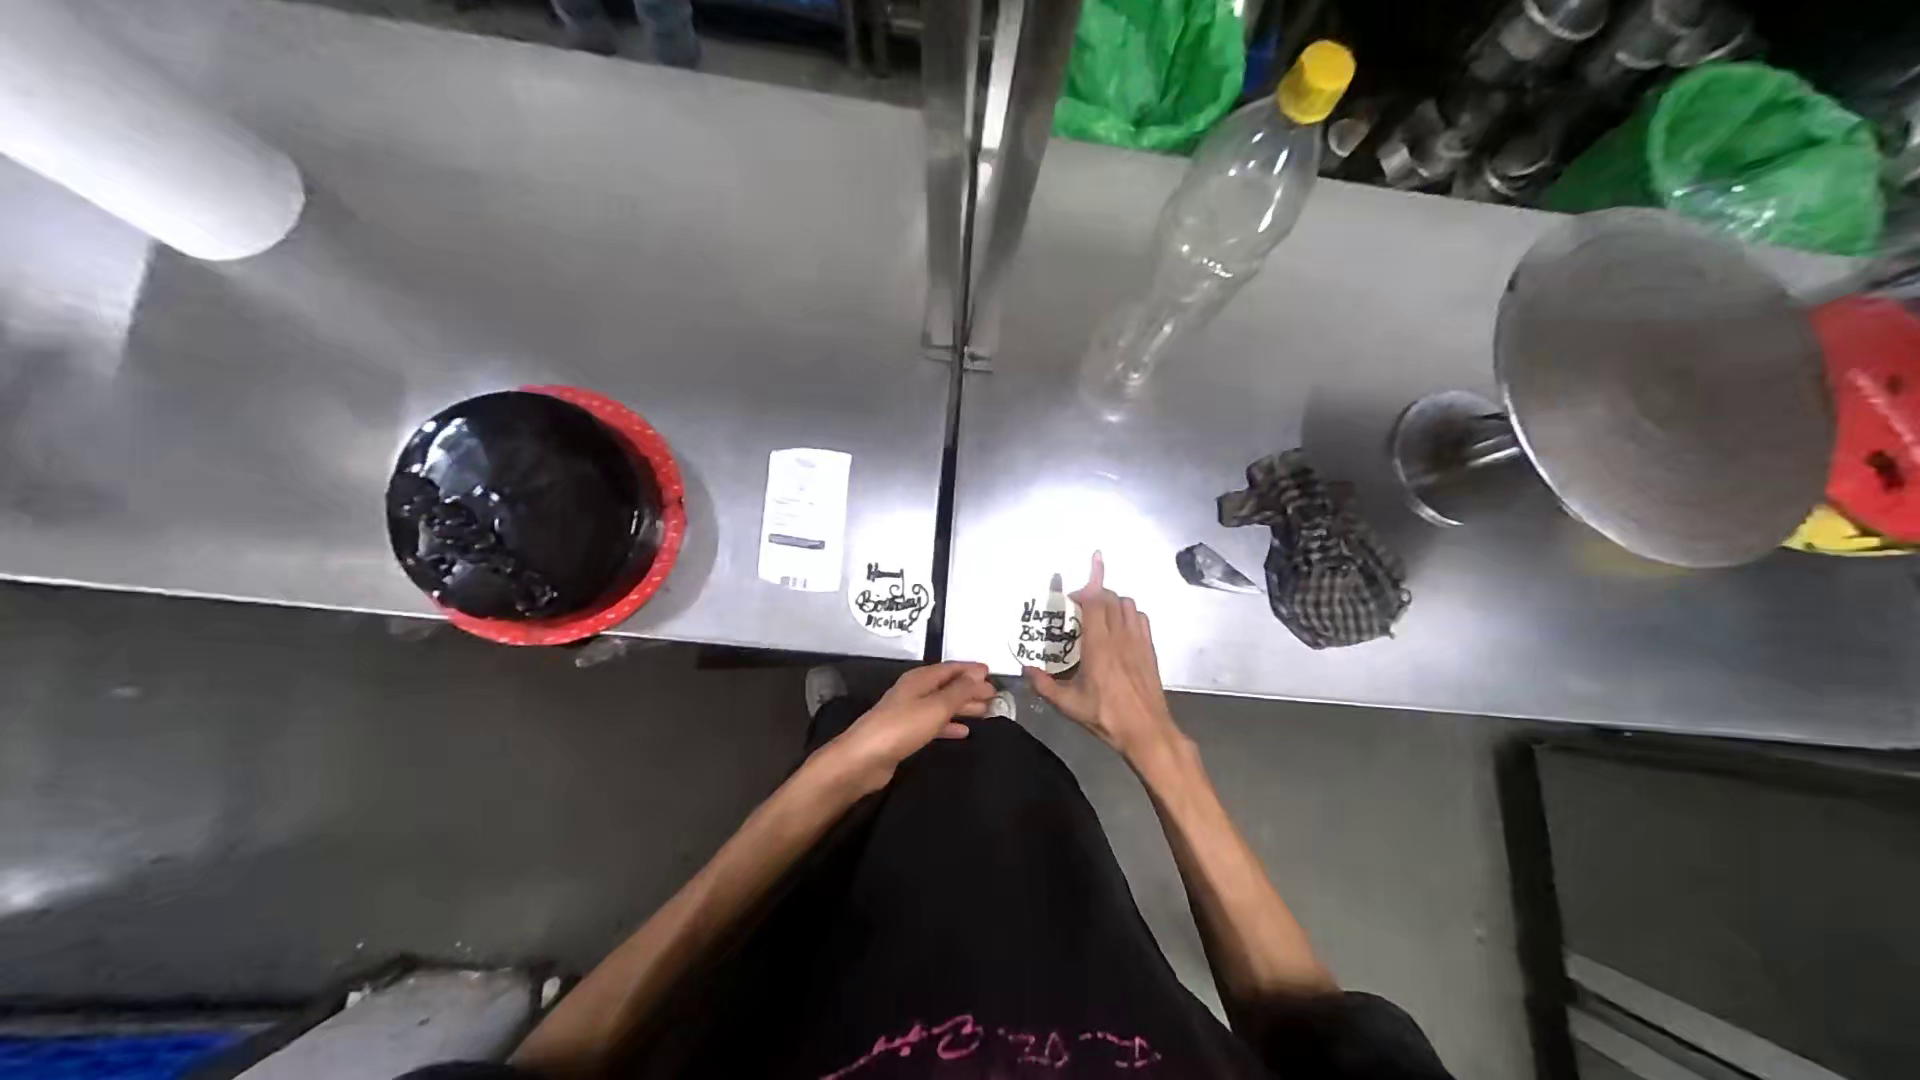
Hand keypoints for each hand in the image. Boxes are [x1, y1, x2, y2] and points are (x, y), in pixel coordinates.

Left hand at [821, 662, 996, 791]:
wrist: (864, 758)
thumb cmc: (902, 727)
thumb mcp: (936, 706)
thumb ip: (959, 691)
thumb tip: (978, 675)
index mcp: (919, 679)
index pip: (950, 668)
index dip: (971, 670)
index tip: (991, 673)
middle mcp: (913, 691)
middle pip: (947, 686)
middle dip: (970, 689)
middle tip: (994, 695)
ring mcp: (908, 712)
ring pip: (942, 704)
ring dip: (962, 706)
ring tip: (985, 711)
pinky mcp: (905, 733)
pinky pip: (934, 723)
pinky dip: (950, 725)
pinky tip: (963, 732)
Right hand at [1025, 552, 1182, 764]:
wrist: (1147, 731)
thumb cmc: (1105, 716)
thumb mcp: (1068, 704)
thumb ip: (1044, 685)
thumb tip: (1026, 669)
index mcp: (1099, 645)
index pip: (1097, 601)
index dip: (1092, 580)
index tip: (1092, 562)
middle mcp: (1120, 636)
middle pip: (1111, 598)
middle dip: (1095, 592)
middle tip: (1078, 604)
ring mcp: (1138, 641)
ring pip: (1128, 605)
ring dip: (1112, 601)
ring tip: (1098, 614)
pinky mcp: (1149, 650)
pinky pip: (1141, 619)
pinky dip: (1128, 614)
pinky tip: (1119, 628)